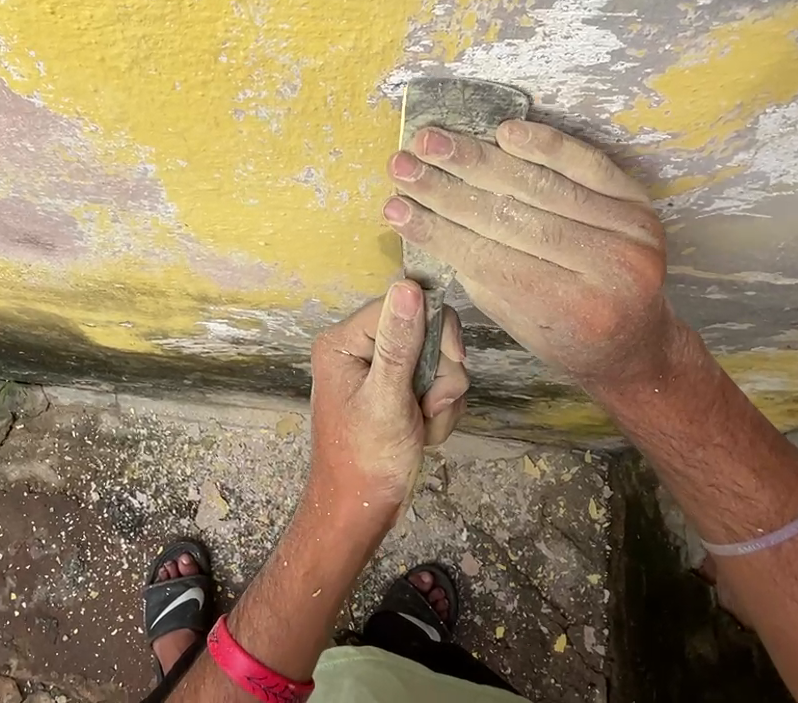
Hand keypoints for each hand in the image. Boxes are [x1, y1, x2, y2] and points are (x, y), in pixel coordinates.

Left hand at [306, 282, 468, 516]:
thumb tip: (407, 286)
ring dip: (443, 397)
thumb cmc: (366, 461)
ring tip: (423, 426)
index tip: (453, 360)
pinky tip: (424, 432)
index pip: (401, 303)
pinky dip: (440, 410)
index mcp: (344, 342)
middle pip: (424, 329)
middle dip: (440, 372)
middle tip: (431, 406)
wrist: (361, 512)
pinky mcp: (396, 389)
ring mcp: (379, 370)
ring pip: (436, 359)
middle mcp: (359, 348)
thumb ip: (398, 344)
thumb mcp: (386, 400)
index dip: (435, 328)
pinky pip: (436, 383)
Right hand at [382, 119, 683, 389]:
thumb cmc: (561, 332)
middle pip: (507, 216)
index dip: (434, 230)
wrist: (634, 341)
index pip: (485, 258)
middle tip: (402, 164)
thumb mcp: (509, 317)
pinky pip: (585, 163)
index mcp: (570, 311)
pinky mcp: (639, 203)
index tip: (393, 206)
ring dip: (476, 158)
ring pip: (537, 185)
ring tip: (431, 141)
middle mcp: (607, 271)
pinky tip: (502, 131)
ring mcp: (629, 233)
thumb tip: (421, 214)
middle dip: (445, 187)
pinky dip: (542, 144)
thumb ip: (474, 267)